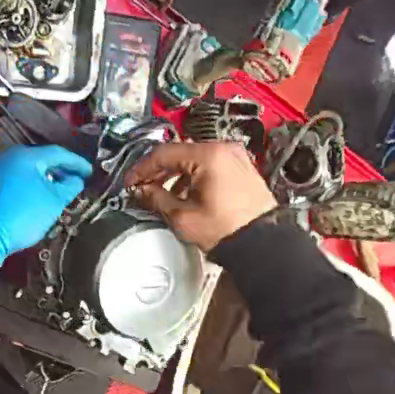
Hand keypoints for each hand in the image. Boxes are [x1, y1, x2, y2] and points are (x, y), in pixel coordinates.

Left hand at [0, 144, 93, 269]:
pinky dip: (31, 184)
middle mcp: (9, 157)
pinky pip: (16, 179)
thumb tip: (75, 179)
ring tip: (60, 190)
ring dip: (46, 178)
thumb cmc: (24, 215)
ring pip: (28, 170)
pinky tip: (39, 196)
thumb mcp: (54, 202)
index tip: (90, 172)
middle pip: (41, 159)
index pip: (58, 153)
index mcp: (26, 156)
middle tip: (76, 180)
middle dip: (61, 170)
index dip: (77, 163)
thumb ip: (70, 186)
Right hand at [124, 141, 276, 251]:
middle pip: (179, 153)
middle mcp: (223, 150)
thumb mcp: (183, 217)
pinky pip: (210, 165)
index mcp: (208, 156)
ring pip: (194, 159)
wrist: (263, 243)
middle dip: (158, 171)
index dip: (142, 168)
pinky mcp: (241, 169)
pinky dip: (193, 176)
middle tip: (142, 187)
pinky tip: (184, 194)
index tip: (131, 182)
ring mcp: (235, 158)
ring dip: (175, 174)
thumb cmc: (228, 230)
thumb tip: (140, 191)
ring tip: (162, 194)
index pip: (164, 153)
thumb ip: (156, 199)